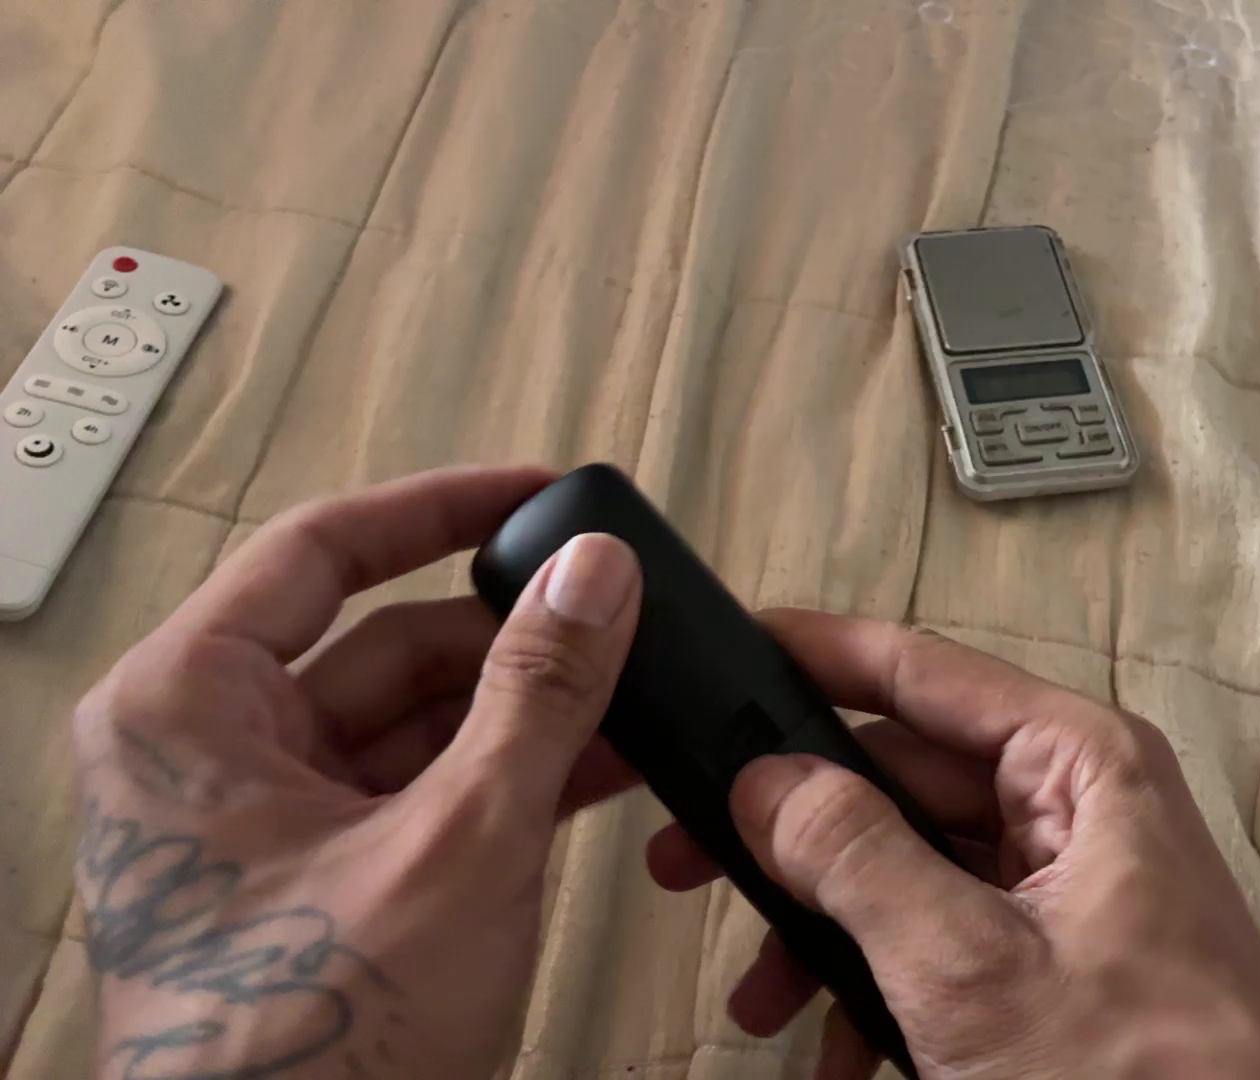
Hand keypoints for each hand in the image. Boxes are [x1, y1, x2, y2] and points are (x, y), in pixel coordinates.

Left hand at [69, 467, 648, 1079]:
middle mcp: (244, 747)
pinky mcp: (371, 848)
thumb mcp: (460, 834)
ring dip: (547, 696)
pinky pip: (465, 763)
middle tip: (619, 615)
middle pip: (408, 634)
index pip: (327, 550)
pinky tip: (615, 752)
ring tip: (634, 688)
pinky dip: (541, 752)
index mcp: (198, 714)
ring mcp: (312, 804)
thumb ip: (541, 691)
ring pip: (448, 703)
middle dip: (524, 630)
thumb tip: (597, 573)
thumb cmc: (320, 1049)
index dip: (442, 508)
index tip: (539, 491)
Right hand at [648, 611, 1259, 1079]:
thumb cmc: (1132, 1079)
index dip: (824, 651)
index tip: (738, 641)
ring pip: (912, 855)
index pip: (924, 671)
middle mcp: (1068, 792)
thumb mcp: (973, 974)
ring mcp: (1059, 867)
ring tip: (756, 995)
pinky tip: (832, 1046)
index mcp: (1074, 758)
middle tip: (689, 856)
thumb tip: (767, 781)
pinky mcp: (1052, 935)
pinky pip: (944, 921)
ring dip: (829, 920)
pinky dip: (881, 973)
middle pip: (904, 772)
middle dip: (800, 824)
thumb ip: (863, 863)